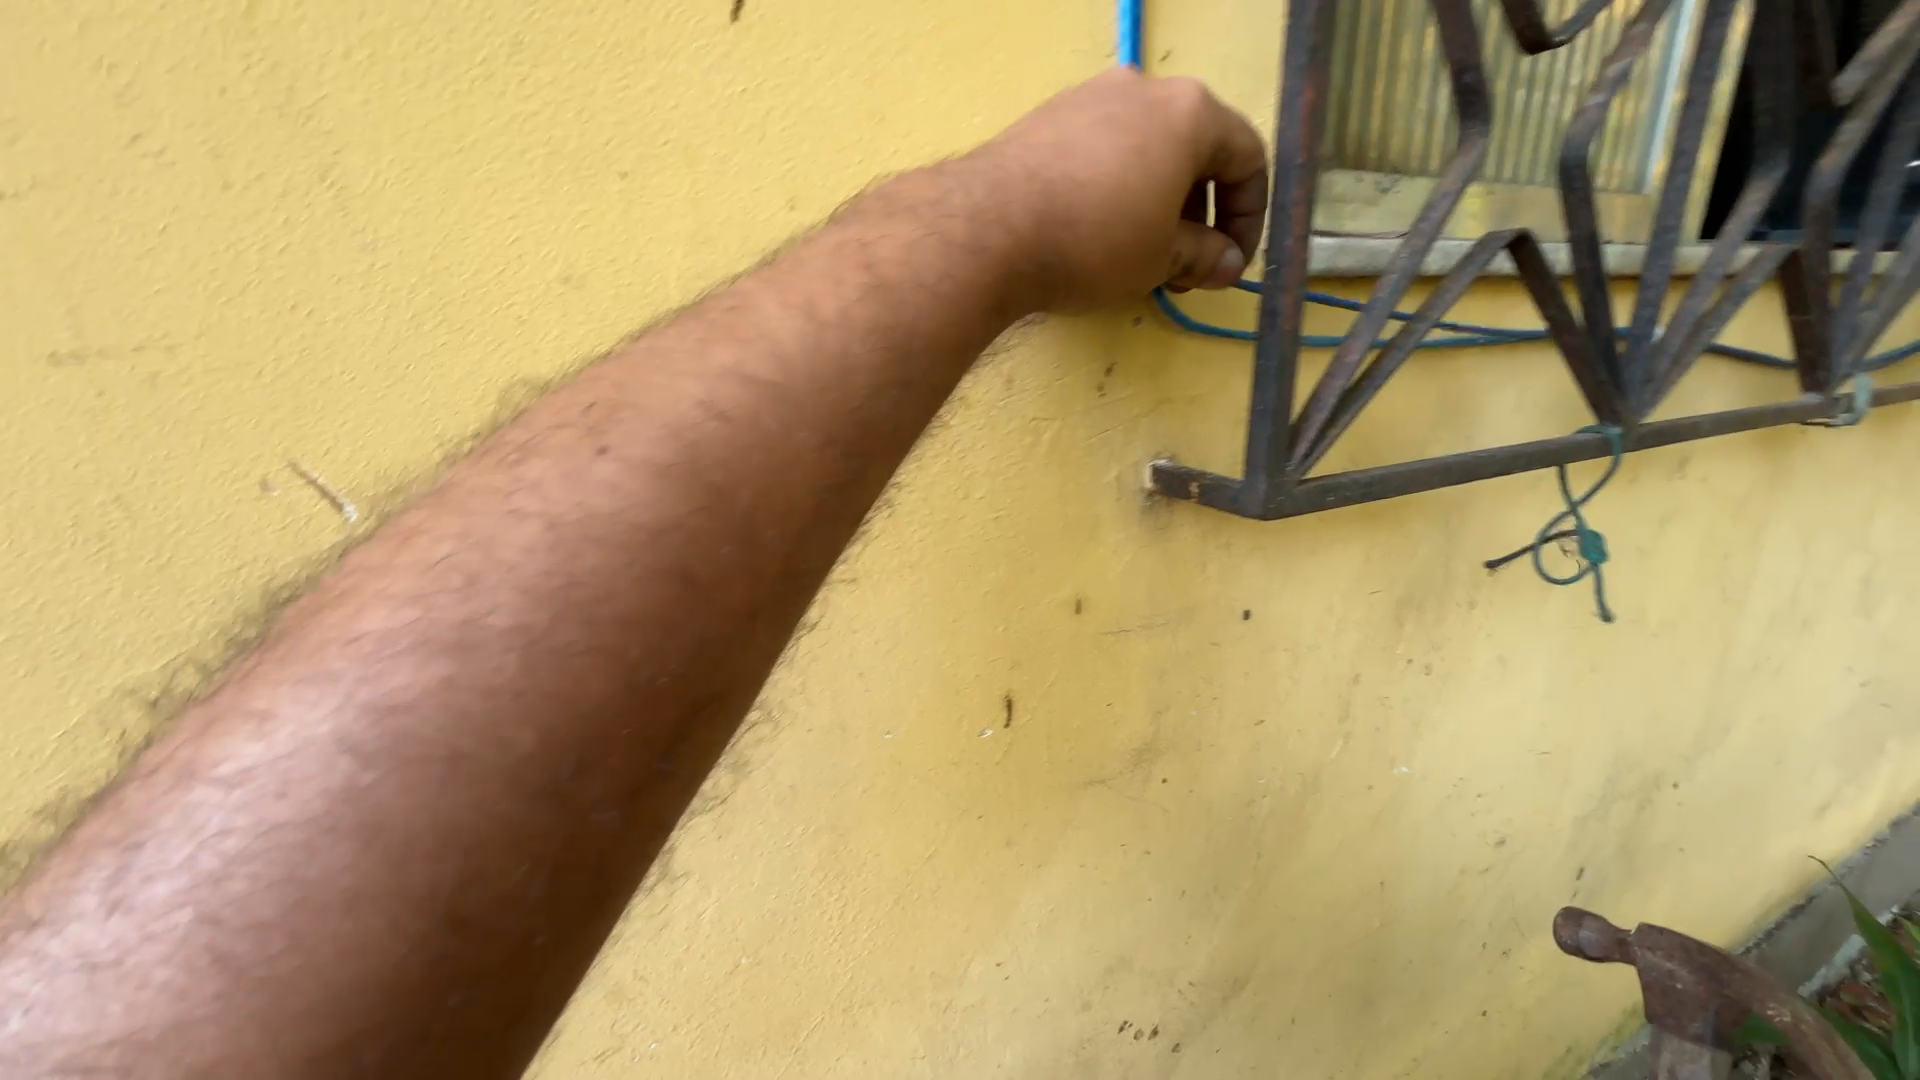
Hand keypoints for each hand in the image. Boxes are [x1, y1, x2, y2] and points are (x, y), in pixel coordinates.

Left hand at [965, 68, 1269, 312]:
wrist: (987, 230)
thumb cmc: (1094, 242)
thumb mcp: (1161, 259)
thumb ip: (1204, 257)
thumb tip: (1227, 264)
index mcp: (1189, 111)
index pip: (1247, 157)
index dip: (1250, 218)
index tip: (1231, 263)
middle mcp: (1142, 89)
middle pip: (1193, 151)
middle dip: (1199, 215)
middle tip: (1184, 268)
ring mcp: (1087, 99)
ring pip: (1144, 152)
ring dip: (1156, 206)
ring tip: (1138, 258)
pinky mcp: (1044, 120)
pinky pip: (1099, 154)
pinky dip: (1114, 192)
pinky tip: (1092, 235)